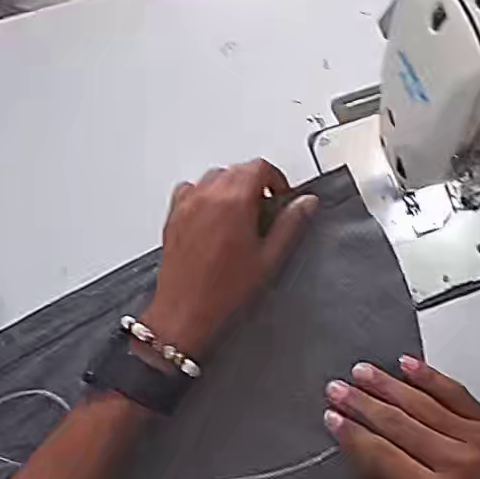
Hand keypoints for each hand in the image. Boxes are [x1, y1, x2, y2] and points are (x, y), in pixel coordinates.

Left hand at [142, 159, 317, 357]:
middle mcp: (208, 196)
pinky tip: (213, 217)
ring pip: (214, 177)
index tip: (281, 197)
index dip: (276, 179)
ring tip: (241, 214)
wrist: (185, 312)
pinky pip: (190, 190)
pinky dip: (204, 195)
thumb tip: (305, 203)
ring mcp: (188, 204)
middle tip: (266, 209)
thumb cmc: (222, 292)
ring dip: (231, 187)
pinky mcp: (174, 216)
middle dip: (255, 183)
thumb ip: (290, 225)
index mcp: (234, 202)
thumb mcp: (269, 259)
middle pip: (237, 169)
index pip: (259, 167)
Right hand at [324, 357, 479, 478]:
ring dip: (386, 385)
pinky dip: (429, 377)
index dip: (353, 435)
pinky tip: (408, 365)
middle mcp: (457, 464)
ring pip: (421, 404)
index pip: (382, 456)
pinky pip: (456, 394)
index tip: (333, 419)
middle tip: (337, 390)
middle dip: (361, 403)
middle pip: (397, 424)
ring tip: (361, 372)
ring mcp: (477, 440)